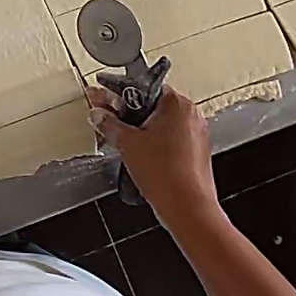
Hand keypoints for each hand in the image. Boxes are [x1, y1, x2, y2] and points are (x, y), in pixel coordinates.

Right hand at [85, 84, 220, 230]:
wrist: (187, 207)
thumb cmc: (164, 173)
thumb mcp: (127, 143)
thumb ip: (109, 124)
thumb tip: (98, 114)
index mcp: (176, 104)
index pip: (144, 87)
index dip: (120, 94)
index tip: (104, 100)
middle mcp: (191, 115)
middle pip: (154, 105)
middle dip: (129, 112)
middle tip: (108, 119)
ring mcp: (197, 134)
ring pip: (163, 123)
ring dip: (142, 128)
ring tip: (122, 140)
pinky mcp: (197, 152)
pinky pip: (172, 139)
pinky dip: (156, 142)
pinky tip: (140, 155)